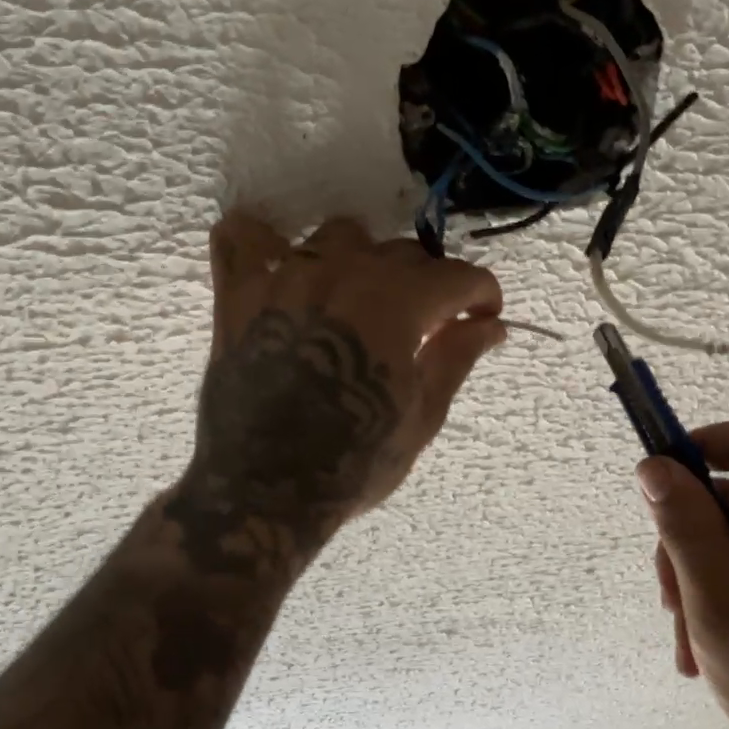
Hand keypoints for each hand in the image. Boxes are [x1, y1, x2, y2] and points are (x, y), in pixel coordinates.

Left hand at [191, 213, 503, 547]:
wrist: (264, 492)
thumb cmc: (354, 463)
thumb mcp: (421, 415)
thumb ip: (456, 357)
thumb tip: (491, 324)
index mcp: (397, 303)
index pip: (456, 275)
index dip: (482, 294)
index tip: (485, 316)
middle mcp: (344, 272)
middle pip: (403, 252)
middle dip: (428, 284)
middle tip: (428, 326)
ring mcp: (286, 277)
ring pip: (339, 235)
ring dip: (363, 259)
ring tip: (362, 299)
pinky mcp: (238, 293)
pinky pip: (242, 237)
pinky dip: (264, 240)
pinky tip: (281, 265)